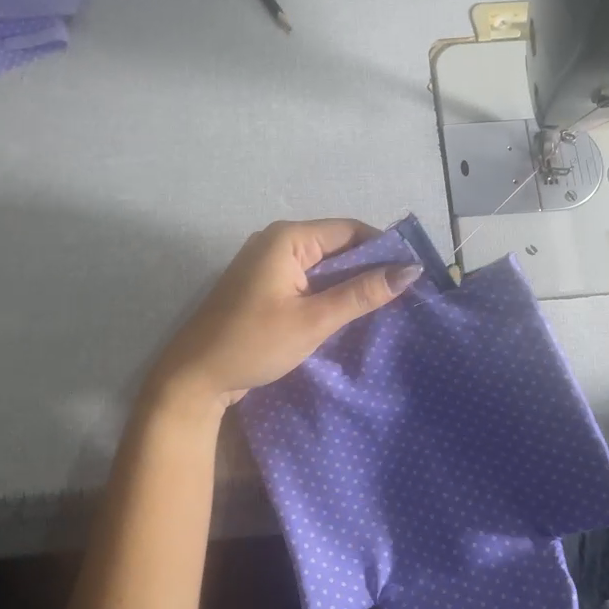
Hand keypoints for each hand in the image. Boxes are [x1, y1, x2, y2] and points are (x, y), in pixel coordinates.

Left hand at [146, 219, 420, 413]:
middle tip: (405, 293)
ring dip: (350, 282)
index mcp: (287, 238)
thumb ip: (361, 293)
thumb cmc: (253, 344)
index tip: (413, 274)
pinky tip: (349, 312)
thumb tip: (410, 271)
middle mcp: (276, 240)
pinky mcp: (263, 285)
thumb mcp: (314, 320)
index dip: (384, 249)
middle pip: (336, 245)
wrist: (194, 378)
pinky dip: (328, 292)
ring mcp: (266, 263)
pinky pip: (306, 279)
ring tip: (385, 304)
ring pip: (322, 264)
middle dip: (369, 267)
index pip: (350, 230)